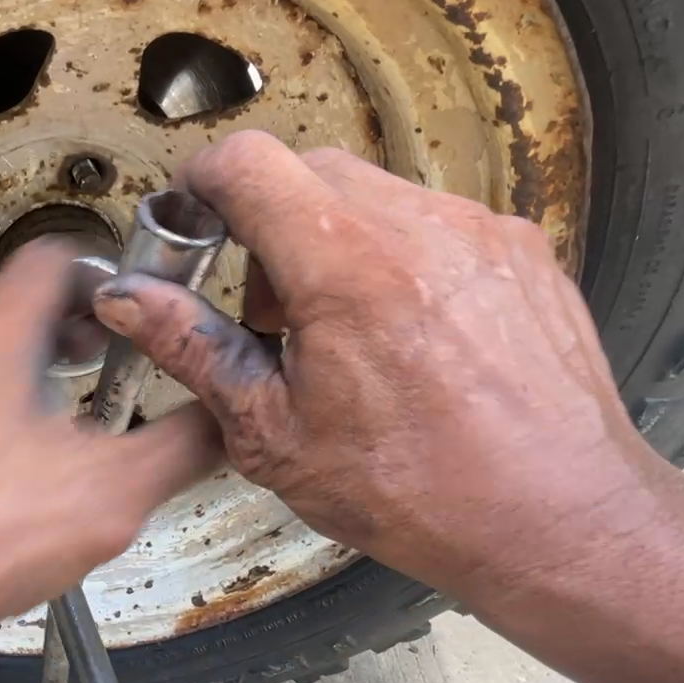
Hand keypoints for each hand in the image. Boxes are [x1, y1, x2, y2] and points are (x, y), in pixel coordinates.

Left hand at [0, 240, 222, 643]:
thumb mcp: (116, 488)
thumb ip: (183, 446)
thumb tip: (223, 424)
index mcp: (0, 340)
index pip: (52, 258)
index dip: (107, 271)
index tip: (141, 302)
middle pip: (25, 295)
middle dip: (84, 316)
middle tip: (121, 344)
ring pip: (0, 343)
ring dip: (51, 354)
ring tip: (90, 391)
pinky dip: (22, 393)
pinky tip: (48, 445)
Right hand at [92, 132, 679, 600]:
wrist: (553, 518)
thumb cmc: (411, 488)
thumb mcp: (269, 429)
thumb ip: (191, 347)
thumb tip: (130, 298)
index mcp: (345, 268)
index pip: (248, 164)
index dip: (200, 182)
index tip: (189, 222)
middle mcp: (419, 228)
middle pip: (305, 171)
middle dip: (258, 226)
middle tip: (256, 311)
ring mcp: (479, 233)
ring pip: (367, 195)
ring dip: (320, 244)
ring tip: (326, 335)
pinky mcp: (516, 252)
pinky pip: (425, 222)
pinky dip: (382, 258)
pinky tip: (389, 337)